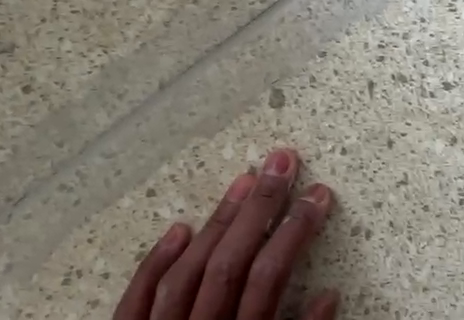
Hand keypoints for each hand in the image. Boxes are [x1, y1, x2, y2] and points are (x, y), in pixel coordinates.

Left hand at [113, 148, 337, 319]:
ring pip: (186, 274)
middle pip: (228, 265)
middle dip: (259, 208)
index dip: (296, 233)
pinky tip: (179, 229)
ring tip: (245, 180)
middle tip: (283, 161)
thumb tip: (328, 295)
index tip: (318, 194)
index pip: (269, 279)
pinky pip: (135, 302)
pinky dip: (155, 264)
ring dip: (218, 223)